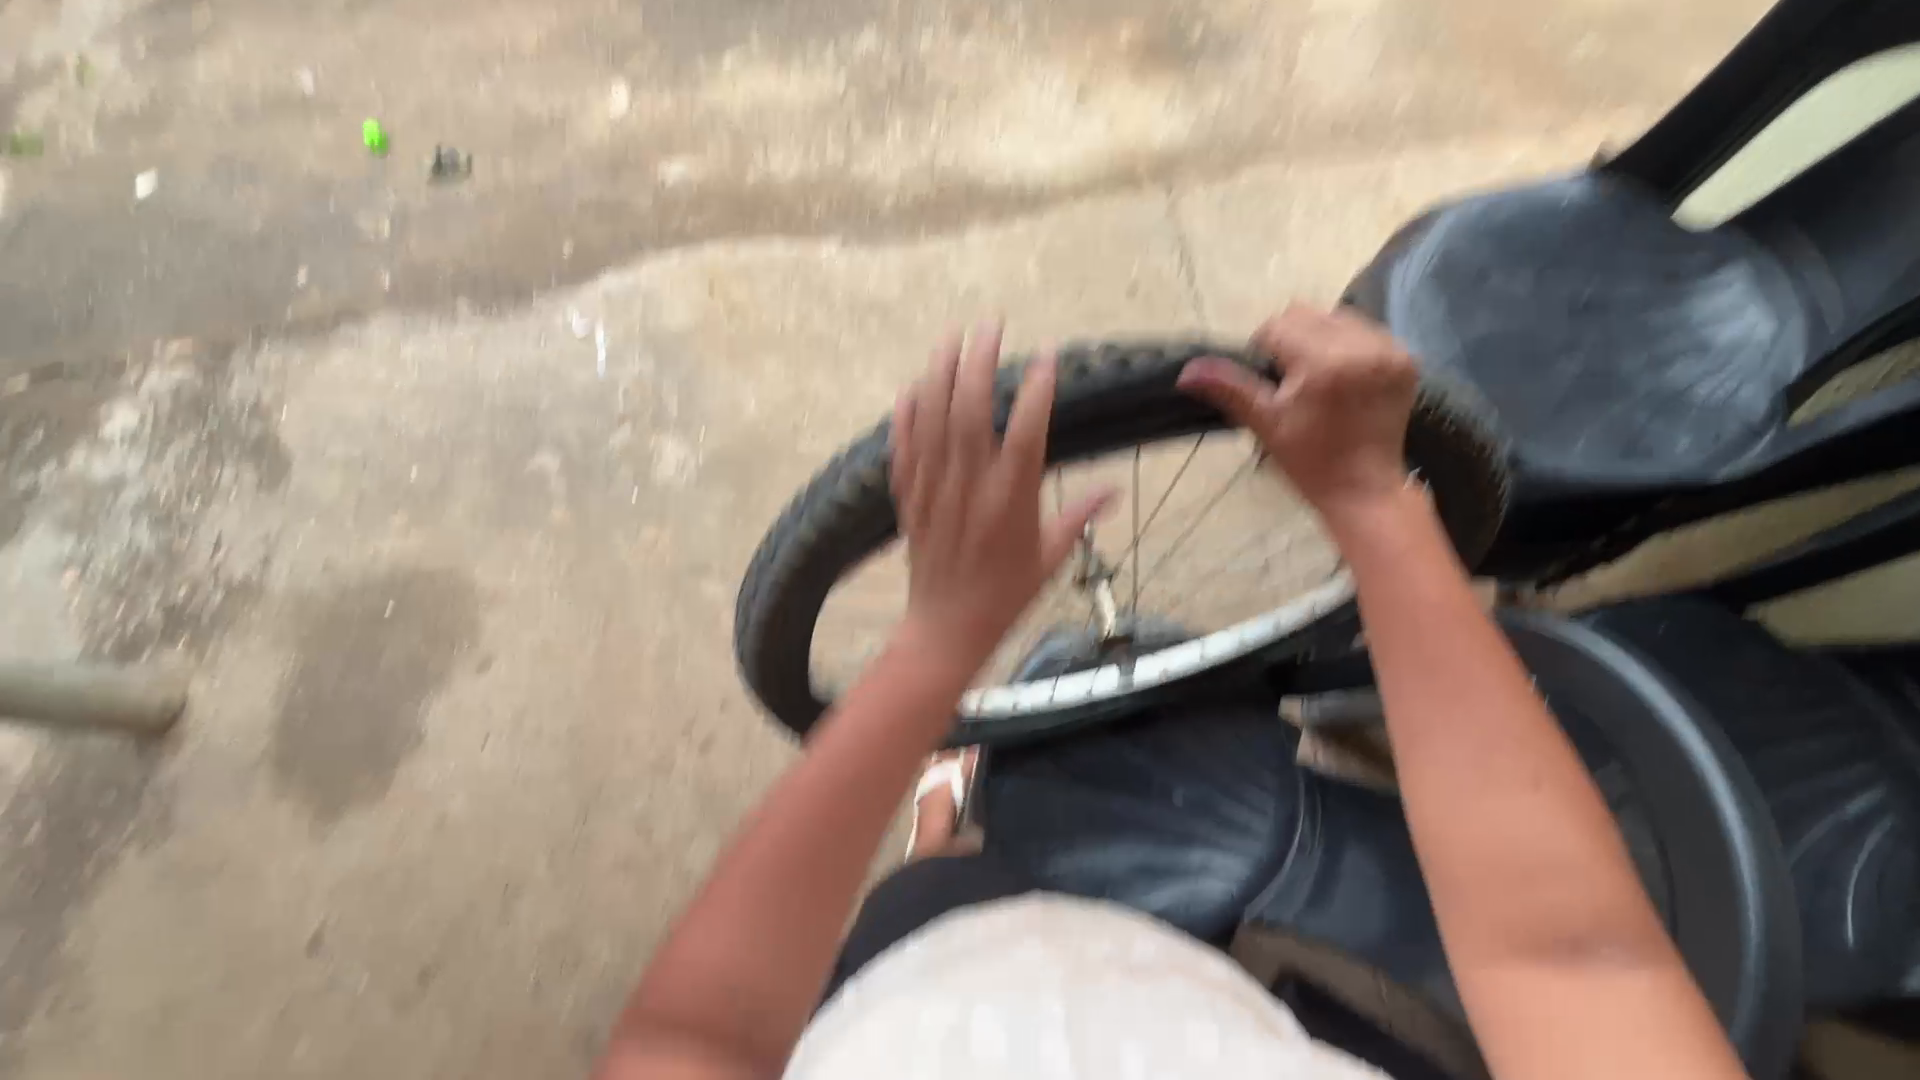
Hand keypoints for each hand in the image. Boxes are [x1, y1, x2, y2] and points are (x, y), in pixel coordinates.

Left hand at [891, 323, 1111, 670]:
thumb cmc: (1007, 594)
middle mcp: (971, 488)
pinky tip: (911, 387)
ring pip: (932, 422)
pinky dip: (905, 417)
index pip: (1026, 433)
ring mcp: (935, 491)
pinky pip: (903, 451)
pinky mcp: (910, 499)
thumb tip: (1114, 490)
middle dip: (979, 362)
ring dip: (939, 375)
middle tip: (989, 325)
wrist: (948, 628)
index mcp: (1012, 501)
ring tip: (950, 338)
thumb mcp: (1052, 558)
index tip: (1046, 357)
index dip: (1036, 392)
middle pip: (971, 413)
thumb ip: (1080, 517)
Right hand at [1178, 304, 1417, 525]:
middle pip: (1308, 314)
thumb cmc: (1309, 460)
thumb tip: (1186, 371)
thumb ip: (1228, 388)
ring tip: (1317, 378)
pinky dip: (1346, 346)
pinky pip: (1365, 331)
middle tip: (1289, 380)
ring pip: (1337, 317)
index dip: (1262, 350)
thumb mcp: (1265, 424)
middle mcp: (1362, 346)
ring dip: (1318, 339)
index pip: (1278, 326)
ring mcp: (1389, 350)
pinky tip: (1342, 378)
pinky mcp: (1405, 358)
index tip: (1267, 382)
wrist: (1365, 488)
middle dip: (1290, 340)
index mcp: (1325, 363)